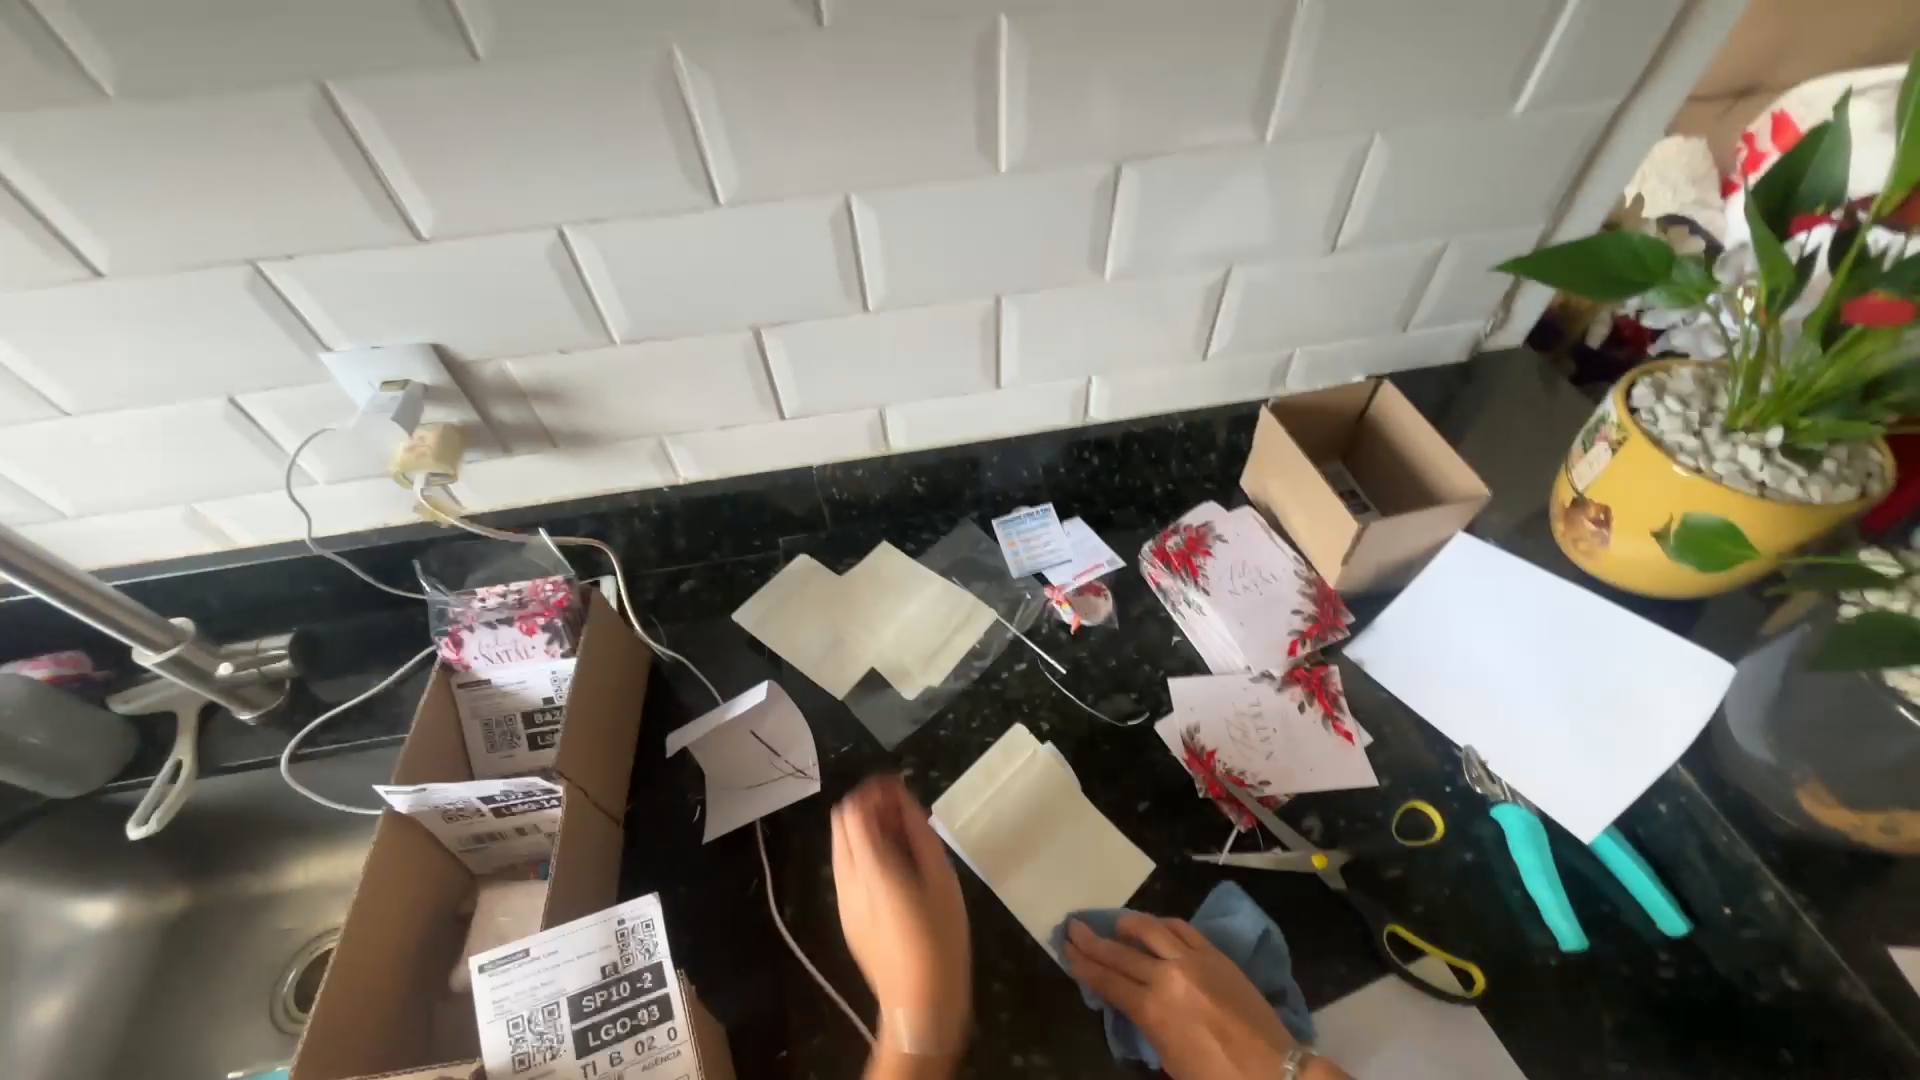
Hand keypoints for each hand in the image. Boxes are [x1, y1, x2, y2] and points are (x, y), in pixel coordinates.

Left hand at [831, 774, 971, 1055]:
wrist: (920, 1004)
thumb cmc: (940, 938)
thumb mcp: (941, 879)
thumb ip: (919, 834)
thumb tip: (905, 801)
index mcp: (870, 867)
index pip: (853, 809)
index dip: (873, 788)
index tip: (899, 783)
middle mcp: (847, 879)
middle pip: (841, 822)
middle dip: (867, 804)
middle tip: (902, 806)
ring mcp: (843, 900)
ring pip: (842, 844)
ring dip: (866, 827)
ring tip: (903, 832)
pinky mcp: (847, 916)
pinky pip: (848, 868)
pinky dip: (865, 850)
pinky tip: (896, 863)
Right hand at [1063, 914, 1341, 1079]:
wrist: (1274, 1076)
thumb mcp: (1170, 1061)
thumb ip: (1146, 1027)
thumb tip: (1131, 1003)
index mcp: (1153, 1010)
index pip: (1107, 980)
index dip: (1083, 965)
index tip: (1066, 950)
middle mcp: (1168, 977)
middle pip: (1120, 953)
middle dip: (1092, 941)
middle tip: (1073, 927)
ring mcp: (1193, 960)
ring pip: (1150, 930)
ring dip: (1126, 925)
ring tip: (1113, 924)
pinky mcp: (1216, 955)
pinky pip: (1182, 929)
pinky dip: (1162, 925)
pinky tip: (1154, 927)